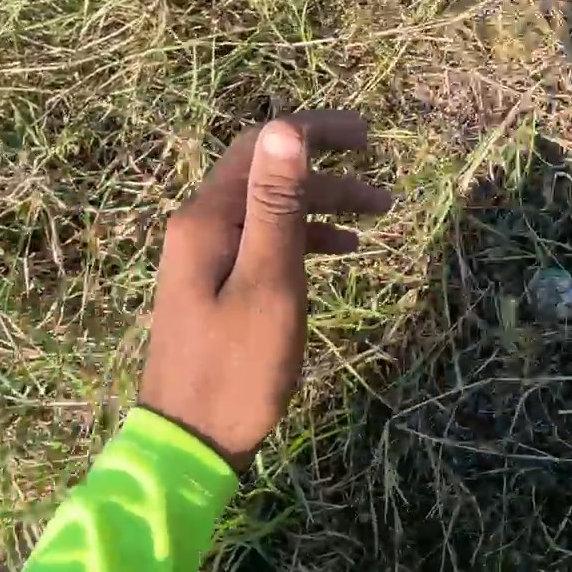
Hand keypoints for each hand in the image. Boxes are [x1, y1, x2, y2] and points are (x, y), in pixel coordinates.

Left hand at [138, 111, 391, 468]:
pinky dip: (307, 234)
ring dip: (324, 199)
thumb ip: (278, 203)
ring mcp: (208, 251)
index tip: (366, 134)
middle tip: (374, 153)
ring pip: (273, 205)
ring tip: (380, 208)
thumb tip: (286, 127)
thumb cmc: (238, 365)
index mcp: (209, 216)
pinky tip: (346, 247)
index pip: (263, 145)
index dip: (314, 129)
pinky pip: (268, 238)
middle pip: (268, 170)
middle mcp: (203, 222)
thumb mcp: (269, 280)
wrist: (190, 444)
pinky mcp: (219, 278)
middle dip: (324, 159)